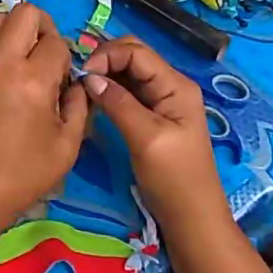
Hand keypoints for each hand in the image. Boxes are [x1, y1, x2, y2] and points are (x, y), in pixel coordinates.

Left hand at [0, 4, 88, 235]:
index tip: (59, 78)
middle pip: (24, 13)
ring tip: (17, 54)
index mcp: (34, 80)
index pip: (57, 43)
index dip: (64, 57)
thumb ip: (79, 106)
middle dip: (41, 26)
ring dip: (12, 29)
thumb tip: (75, 82)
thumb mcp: (66, 148)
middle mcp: (2, 62)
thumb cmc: (20, 176)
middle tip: (42, 51)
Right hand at [82, 37, 230, 233]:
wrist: (193, 220)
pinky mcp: (152, 115)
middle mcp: (170, 85)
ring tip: (81, 88)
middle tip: (79, 79)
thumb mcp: (146, 139)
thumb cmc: (174, 179)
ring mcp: (161, 100)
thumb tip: (89, 77)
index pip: (136, 52)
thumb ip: (119, 104)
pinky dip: (109, 90)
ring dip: (104, 74)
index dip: (107, 55)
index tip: (82, 75)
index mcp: (176, 85)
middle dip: (104, 60)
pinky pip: (127, 91)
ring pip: (127, 72)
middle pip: (133, 56)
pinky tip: (93, 99)